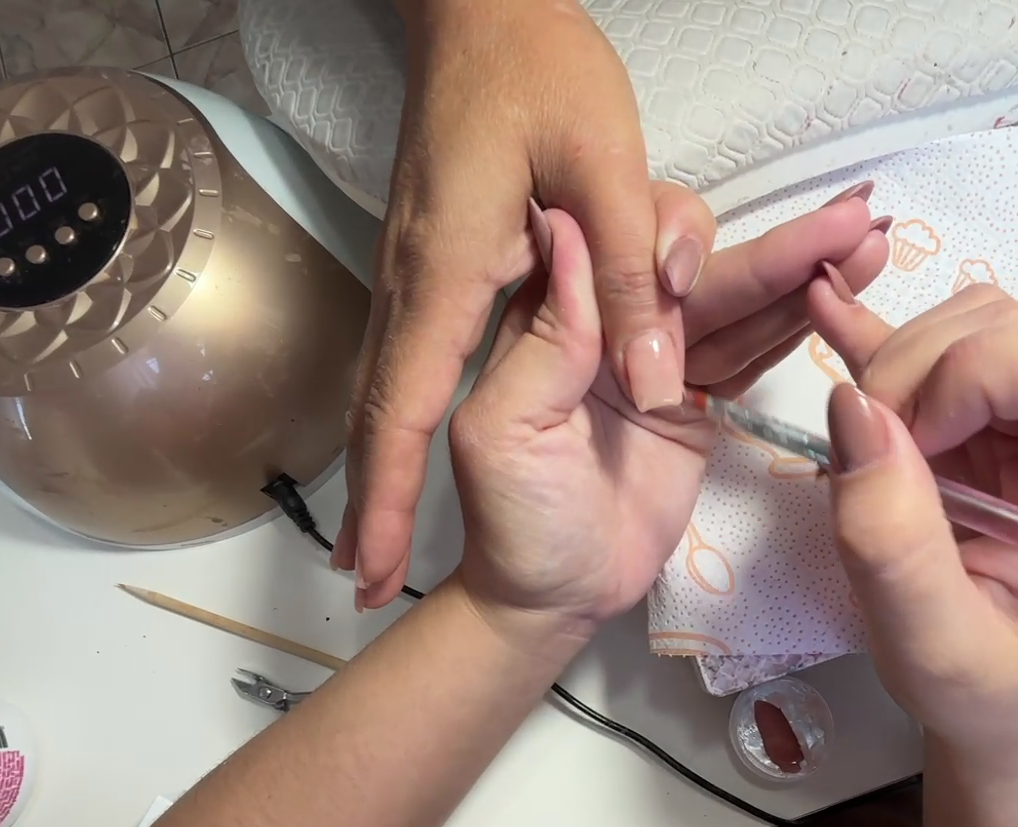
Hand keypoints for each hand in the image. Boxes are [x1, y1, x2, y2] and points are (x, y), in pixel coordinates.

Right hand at [343, 0, 692, 605]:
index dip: (385, 497)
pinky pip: (409, 363)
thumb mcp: (605, 163)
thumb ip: (630, 277)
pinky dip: (398, 423)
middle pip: (378, 415)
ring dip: (378, 472)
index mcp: (449, 275)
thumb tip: (654, 379)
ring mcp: (414, 280)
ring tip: (371, 545)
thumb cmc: (540, 70)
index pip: (403, 409)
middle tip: (363, 579)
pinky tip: (399, 456)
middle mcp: (414, 289)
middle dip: (368, 505)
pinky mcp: (431, 270)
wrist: (480, 8)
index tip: (370, 569)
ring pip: (388, 392)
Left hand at [450, 195, 887, 634]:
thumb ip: (547, 340)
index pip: (613, 250)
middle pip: (693, 272)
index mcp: (552, 320)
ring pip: (732, 311)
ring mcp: (659, 364)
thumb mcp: (507, 431)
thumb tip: (567, 227)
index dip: (662, 240)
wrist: (561, 593)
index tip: (694, 262)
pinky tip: (839, 291)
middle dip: (769, 251)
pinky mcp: (694, 402)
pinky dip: (789, 328)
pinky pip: (745, 358)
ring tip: (865, 239)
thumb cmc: (516, 520)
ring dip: (798, 277)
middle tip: (848, 220)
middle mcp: (612, 327)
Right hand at [809, 284, 1017, 772]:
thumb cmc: (980, 691)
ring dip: (902, 364)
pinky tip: (831, 309)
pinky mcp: (991, 420)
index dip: (984, 374)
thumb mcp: (930, 647)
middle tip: (871, 449)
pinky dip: (883, 336)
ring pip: (983, 323)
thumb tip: (852, 408)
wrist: (990, 703)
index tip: (913, 445)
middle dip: (925, 368)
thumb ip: (892, 542)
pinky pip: (945, 347)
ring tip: (866, 440)